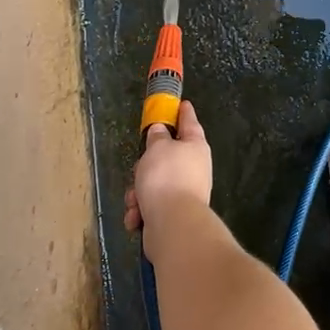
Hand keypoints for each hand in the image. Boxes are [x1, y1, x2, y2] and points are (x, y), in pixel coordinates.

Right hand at [123, 100, 212, 231]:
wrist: (172, 224)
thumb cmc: (165, 177)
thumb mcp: (157, 148)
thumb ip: (157, 136)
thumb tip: (161, 131)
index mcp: (195, 145)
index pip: (189, 122)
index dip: (183, 112)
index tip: (182, 104)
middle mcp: (193, 167)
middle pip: (166, 157)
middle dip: (145, 166)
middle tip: (138, 169)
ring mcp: (184, 192)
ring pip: (153, 184)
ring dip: (138, 193)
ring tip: (134, 202)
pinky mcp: (173, 214)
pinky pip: (151, 205)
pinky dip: (141, 211)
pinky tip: (136, 218)